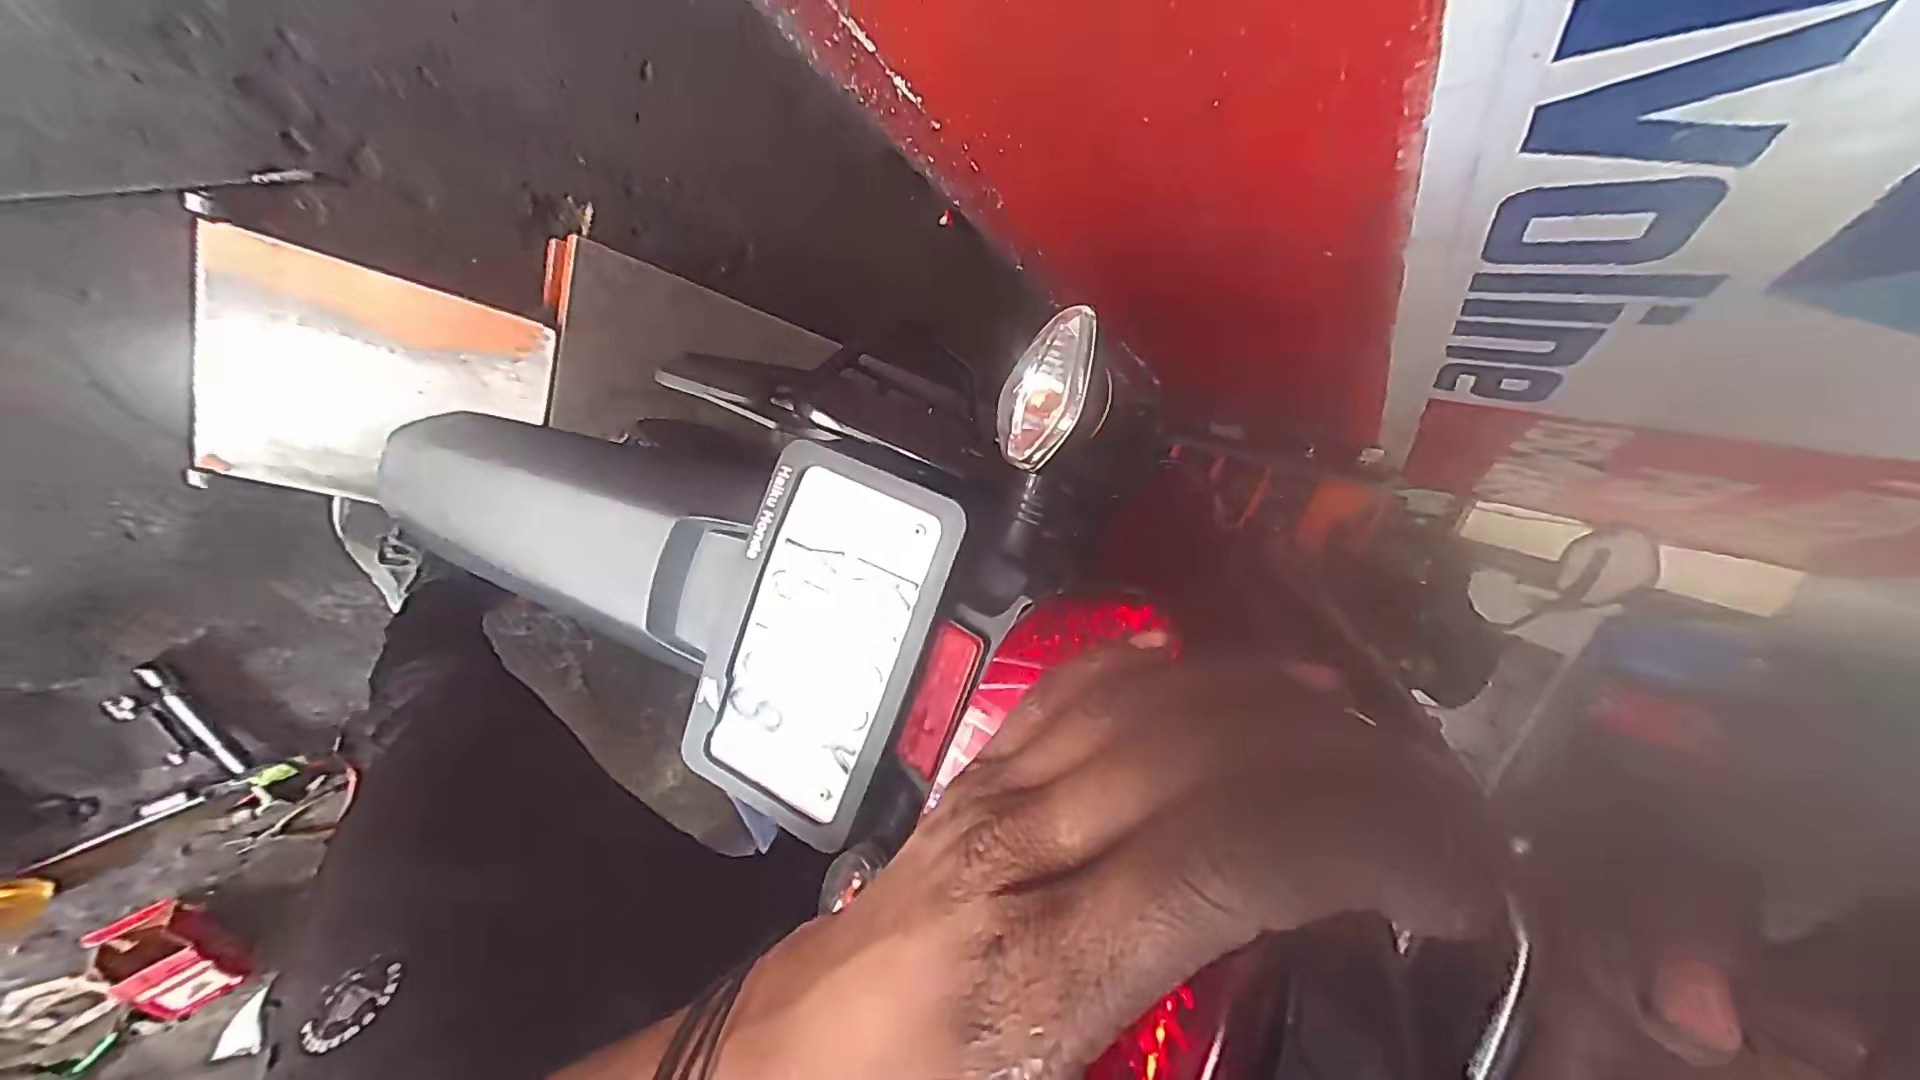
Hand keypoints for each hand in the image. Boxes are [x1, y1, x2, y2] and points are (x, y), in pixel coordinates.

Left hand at [557, 640, 1500, 1078]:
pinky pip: (1061, 695)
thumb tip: (1292, 1017)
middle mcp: (1024, 850)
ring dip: (1240, 689)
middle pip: (1191, 757)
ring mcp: (992, 797)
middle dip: (1321, 750)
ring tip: (1330, 697)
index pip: (1228, 857)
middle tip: (1412, 769)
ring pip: (1132, 706)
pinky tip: (1185, 659)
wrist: (785, 1061)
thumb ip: (1169, 1052)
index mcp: (1051, 963)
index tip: (1439, 864)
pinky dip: (1135, 666)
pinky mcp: (973, 778)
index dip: (1353, 843)